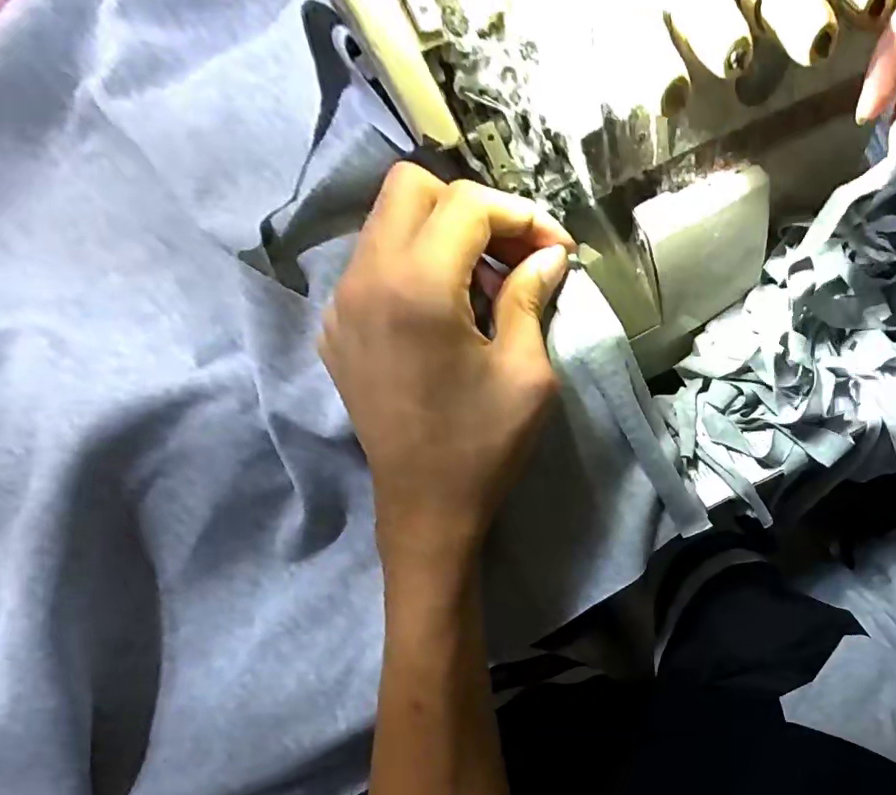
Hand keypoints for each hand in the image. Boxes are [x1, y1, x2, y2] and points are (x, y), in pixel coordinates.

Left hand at [319, 165, 574, 557]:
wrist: (427, 504)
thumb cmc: (485, 443)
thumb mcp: (527, 372)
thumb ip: (530, 299)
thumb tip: (548, 256)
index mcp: (417, 286)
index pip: (466, 204)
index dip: (520, 215)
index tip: (557, 250)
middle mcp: (365, 278)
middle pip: (412, 188)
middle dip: (475, 210)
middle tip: (519, 256)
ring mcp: (342, 303)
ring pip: (388, 223)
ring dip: (445, 236)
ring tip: (489, 287)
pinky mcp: (337, 329)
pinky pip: (374, 266)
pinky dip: (416, 267)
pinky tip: (449, 313)